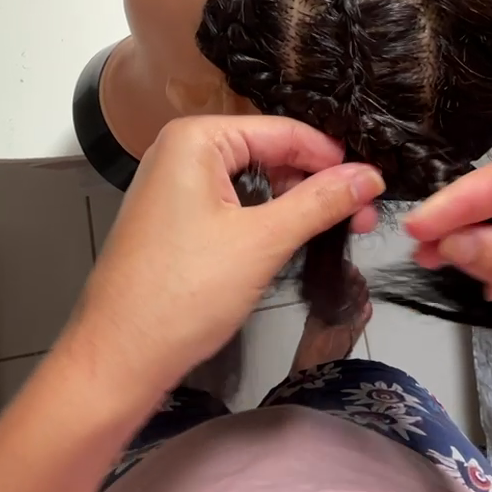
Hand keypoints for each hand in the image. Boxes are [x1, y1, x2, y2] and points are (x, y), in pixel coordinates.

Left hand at [61, 115, 384, 398]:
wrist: (117, 360)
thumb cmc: (183, 294)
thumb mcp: (262, 241)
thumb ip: (320, 202)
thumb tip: (371, 175)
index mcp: (195, 138)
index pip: (281, 131)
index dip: (331, 156)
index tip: (374, 183)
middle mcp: (182, 150)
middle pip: (267, 151)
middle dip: (316, 183)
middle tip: (362, 215)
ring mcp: (176, 184)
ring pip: (253, 179)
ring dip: (296, 202)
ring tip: (338, 228)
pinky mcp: (177, 216)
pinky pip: (233, 202)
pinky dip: (267, 217)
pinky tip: (297, 234)